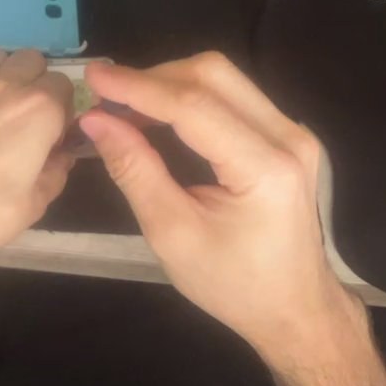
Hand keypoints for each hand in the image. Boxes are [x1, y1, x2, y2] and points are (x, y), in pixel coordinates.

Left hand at [0, 49, 75, 292]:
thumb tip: (61, 156)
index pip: (65, 86)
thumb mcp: (33, 204)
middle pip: (32, 60)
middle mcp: (7, 85)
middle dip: (36, 81)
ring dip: (3, 74)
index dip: (62, 110)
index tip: (53, 133)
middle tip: (29, 116)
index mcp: (40, 110)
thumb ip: (55, 173)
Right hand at [79, 54, 361, 371]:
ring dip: (167, 84)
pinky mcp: (285, 137)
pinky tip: (155, 116)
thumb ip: (134, 169)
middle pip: (211, 75)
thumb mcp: (171, 233)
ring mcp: (292, 133)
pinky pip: (231, 96)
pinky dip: (186, 97)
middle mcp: (287, 138)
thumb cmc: (232, 283)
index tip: (91, 76)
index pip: (193, 105)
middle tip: (105, 98)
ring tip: (123, 108)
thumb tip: (95, 120)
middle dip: (151, 78)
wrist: (295, 310)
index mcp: (264, 167)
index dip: (137, 86)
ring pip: (221, 79)